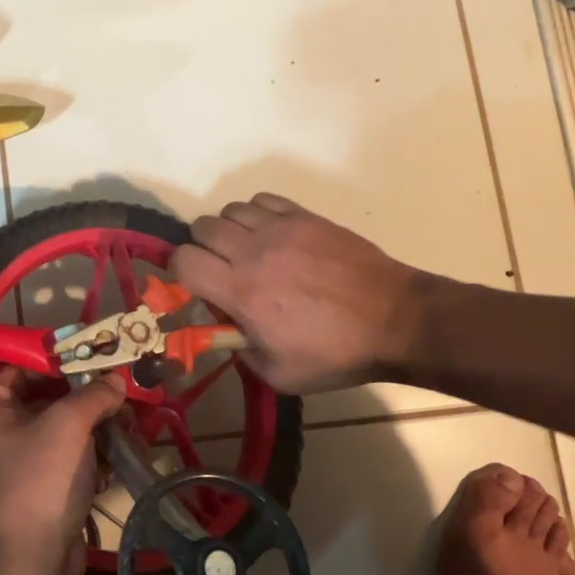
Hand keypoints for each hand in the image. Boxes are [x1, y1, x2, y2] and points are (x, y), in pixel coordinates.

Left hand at [0, 370, 127, 574]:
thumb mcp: (69, 425)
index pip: (19, 368)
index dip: (57, 361)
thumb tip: (115, 379)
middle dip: (83, 397)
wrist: (31, 563)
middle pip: (41, 399)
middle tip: (119, 390)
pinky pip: (60, 460)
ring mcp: (8, 465)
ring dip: (91, 426)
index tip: (94, 358)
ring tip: (129, 422)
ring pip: (55, 431)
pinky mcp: (30, 491)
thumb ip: (93, 394)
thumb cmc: (40, 479)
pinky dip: (86, 455)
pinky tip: (119, 453)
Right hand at [170, 193, 437, 393]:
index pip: (183, 260)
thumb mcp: (278, 374)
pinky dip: (257, 215)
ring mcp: (282, 228)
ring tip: (247, 251)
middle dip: (202, 249)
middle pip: (201, 228)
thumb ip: (239, 350)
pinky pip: (262, 200)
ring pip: (230, 210)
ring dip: (229, 230)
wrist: (396, 321)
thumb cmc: (336, 355)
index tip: (193, 286)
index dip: (179, 272)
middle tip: (220, 270)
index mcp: (242, 292)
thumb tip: (224, 330)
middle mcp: (254, 252)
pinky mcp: (306, 216)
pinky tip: (272, 236)